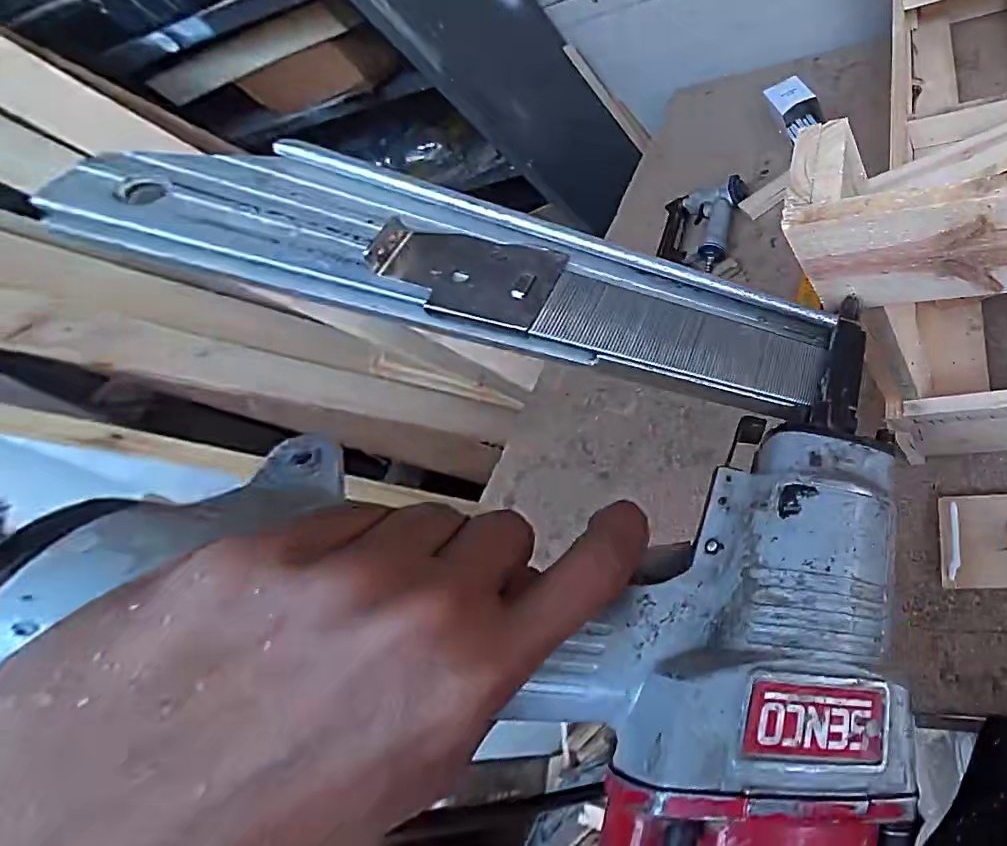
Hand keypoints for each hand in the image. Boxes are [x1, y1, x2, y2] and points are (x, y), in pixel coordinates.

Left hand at [0, 499, 649, 845]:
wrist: (55, 844)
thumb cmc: (250, 829)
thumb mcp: (413, 770)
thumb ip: (487, 679)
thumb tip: (520, 622)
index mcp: (469, 675)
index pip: (589, 573)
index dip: (618, 538)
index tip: (624, 519)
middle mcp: (420, 613)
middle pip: (504, 530)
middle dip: (480, 564)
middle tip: (432, 609)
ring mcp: (338, 575)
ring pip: (429, 519)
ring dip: (407, 557)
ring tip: (346, 615)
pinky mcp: (257, 551)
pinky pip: (347, 520)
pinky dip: (336, 553)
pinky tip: (288, 608)